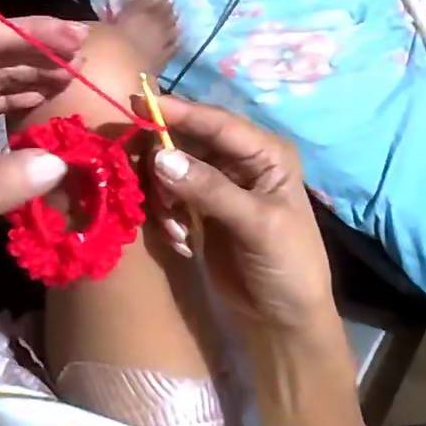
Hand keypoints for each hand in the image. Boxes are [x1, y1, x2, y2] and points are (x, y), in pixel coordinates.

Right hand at [149, 96, 334, 333]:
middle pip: (184, 141)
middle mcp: (237, 160)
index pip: (215, 122)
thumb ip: (209, 189)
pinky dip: (165, 217)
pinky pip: (165, 197)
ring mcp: (215, 184)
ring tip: (177, 229)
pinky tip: (182, 242)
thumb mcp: (257, 225)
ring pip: (169, 169)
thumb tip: (160, 157)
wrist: (282, 320)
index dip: (177, 112)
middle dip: (165, 165)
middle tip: (160, 197)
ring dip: (164, 199)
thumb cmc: (287, 266)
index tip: (137, 105)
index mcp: (264, 152)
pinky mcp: (197, 209)